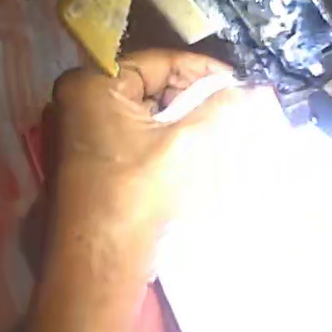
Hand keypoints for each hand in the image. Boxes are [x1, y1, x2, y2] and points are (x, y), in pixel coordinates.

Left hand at [43, 49, 247, 275]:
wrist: (97, 271)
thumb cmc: (135, 198)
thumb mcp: (184, 145)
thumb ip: (219, 108)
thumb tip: (254, 88)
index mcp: (91, 84)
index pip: (158, 61)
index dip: (202, 69)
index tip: (238, 81)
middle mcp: (77, 98)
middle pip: (149, 82)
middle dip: (192, 92)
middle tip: (233, 101)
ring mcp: (78, 128)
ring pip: (143, 107)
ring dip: (180, 113)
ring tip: (220, 120)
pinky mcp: (87, 154)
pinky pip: (132, 129)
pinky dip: (162, 132)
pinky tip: (193, 141)